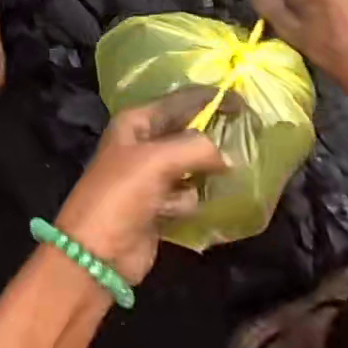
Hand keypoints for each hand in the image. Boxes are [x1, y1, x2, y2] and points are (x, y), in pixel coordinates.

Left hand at [53, 89, 228, 283]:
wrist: (98, 249)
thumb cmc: (122, 194)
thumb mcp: (157, 160)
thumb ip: (196, 148)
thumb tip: (226, 157)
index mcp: (135, 122)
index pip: (178, 101)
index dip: (209, 97)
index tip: (245, 100)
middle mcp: (143, 143)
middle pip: (188, 133)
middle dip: (212, 138)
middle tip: (249, 138)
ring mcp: (151, 174)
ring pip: (194, 166)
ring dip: (197, 178)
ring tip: (190, 186)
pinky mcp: (160, 203)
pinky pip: (189, 194)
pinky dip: (189, 201)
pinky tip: (175, 210)